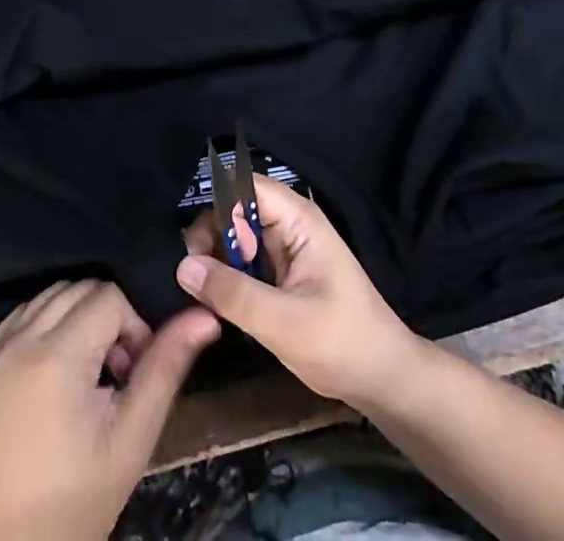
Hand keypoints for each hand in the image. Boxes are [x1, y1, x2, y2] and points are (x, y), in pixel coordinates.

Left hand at [0, 281, 218, 540]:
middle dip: (110, 315)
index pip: (110, 295)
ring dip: (79, 315)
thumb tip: (204, 314)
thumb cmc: (82, 492)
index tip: (137, 368)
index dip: (135, 323)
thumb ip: (168, 364)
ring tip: (91, 369)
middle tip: (120, 369)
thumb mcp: (135, 432)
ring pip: (50, 295)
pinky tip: (60, 366)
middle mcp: (18, 342)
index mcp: (56, 357)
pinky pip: (21, 316)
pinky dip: (48, 322)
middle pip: (80, 288)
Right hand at [178, 180, 420, 407]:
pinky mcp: (278, 276)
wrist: (380, 377)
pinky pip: (241, 264)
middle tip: (193, 279)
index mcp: (298, 221)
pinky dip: (224, 278)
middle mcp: (289, 227)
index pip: (246, 186)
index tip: (193, 246)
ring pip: (234, 239)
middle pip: (235, 211)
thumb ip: (233, 293)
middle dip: (210, 238)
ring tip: (199, 295)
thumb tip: (183, 266)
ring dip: (214, 261)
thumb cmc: (341, 342)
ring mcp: (283, 252)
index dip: (216, 205)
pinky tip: (212, 303)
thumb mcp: (283, 321)